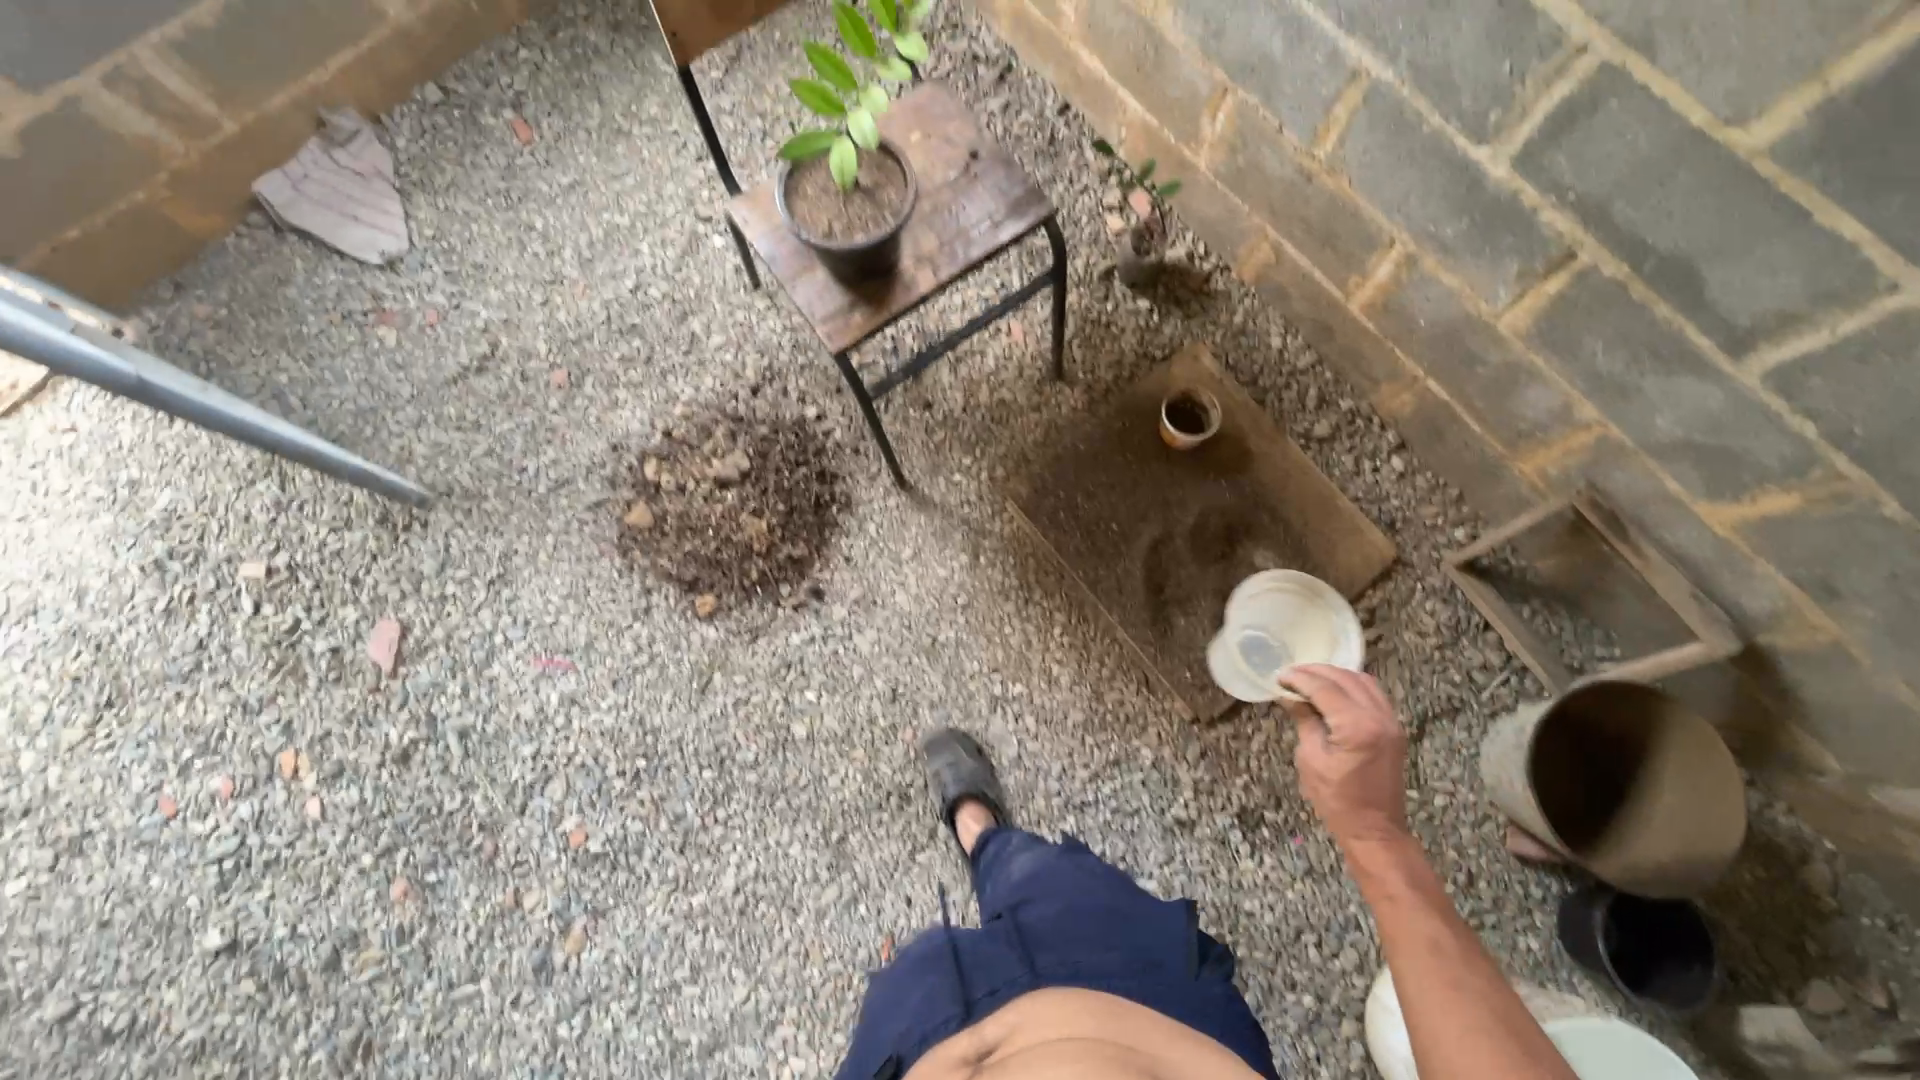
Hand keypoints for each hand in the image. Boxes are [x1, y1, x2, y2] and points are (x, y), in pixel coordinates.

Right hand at [1280, 665, 1408, 848]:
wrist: (1375, 829)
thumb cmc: (1336, 800)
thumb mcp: (1311, 759)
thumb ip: (1304, 720)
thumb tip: (1289, 695)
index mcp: (1357, 727)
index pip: (1324, 688)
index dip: (1299, 678)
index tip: (1279, 676)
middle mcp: (1379, 717)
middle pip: (1345, 678)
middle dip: (1316, 672)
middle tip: (1290, 674)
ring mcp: (1391, 722)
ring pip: (1363, 681)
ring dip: (1335, 675)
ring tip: (1310, 679)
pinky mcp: (1394, 729)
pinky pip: (1373, 694)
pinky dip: (1352, 686)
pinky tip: (1333, 691)